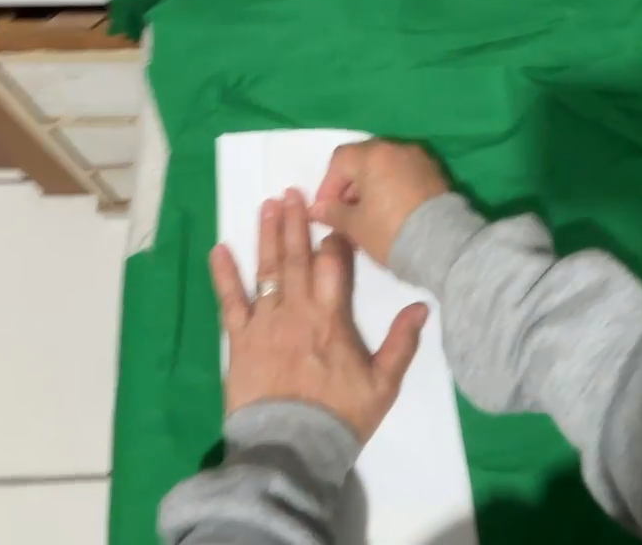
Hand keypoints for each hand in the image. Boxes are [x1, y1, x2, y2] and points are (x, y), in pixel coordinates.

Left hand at [211, 190, 429, 443]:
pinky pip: (230, 301)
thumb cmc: (338, 416)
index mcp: (331, 316)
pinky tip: (219, 249)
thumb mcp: (382, 384)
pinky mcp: (239, 339)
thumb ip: (402, 343)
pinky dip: (224, 274)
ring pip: (267, 269)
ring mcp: (265, 321)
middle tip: (291, 191)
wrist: (289, 449)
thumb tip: (423, 306)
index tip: (333, 218)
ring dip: (266, 235)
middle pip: (297, 256)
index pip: (333, 264)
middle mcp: (297, 308)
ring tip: (267, 205)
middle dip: (295, 222)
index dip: (334, 238)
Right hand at [310, 140, 450, 266]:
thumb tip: (317, 209)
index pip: (339, 160)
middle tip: (346, 215)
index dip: (327, 185)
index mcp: (372, 155)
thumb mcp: (356, 227)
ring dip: (371, 187)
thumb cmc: (391, 232)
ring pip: (384, 167)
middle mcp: (395, 148)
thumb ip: (333, 214)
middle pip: (362, 160)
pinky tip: (390, 214)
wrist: (445, 246)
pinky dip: (392, 188)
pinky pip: (403, 174)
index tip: (326, 212)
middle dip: (350, 186)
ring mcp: (418, 159)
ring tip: (368, 218)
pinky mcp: (435, 173)